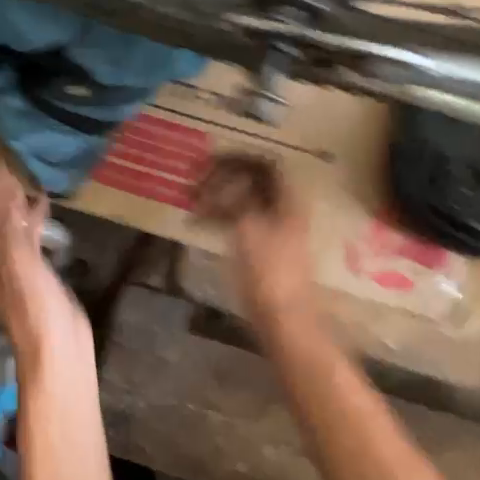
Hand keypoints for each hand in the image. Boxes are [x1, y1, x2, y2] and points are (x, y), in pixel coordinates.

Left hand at [0, 168, 91, 379]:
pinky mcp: (32, 274)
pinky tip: (42, 202)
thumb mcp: (16, 259)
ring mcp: (9, 269)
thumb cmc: (31, 307)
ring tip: (10, 176)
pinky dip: (29, 219)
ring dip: (0, 205)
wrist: (58, 349)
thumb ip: (7, 219)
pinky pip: (25, 239)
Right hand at [193, 154, 315, 320]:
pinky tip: (198, 223)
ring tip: (190, 199)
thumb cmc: (268, 274)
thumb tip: (222, 171)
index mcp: (288, 200)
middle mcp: (285, 209)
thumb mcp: (247, 227)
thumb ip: (236, 196)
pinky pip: (239, 220)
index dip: (236, 157)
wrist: (284, 322)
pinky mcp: (264, 249)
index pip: (264, 163)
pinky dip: (219, 216)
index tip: (206, 160)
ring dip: (217, 195)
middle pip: (253, 180)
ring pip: (244, 200)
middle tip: (193, 180)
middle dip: (221, 176)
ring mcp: (275, 230)